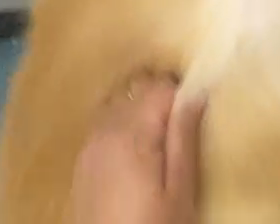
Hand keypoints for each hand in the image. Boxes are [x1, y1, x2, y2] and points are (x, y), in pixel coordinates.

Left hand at [71, 73, 206, 223]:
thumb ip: (184, 139)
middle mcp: (104, 128)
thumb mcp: (180, 193)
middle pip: (136, 89)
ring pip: (118, 103)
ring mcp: (88, 145)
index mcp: (131, 131)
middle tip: (183, 128)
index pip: (160, 86)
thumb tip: (196, 93)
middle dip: (161, 99)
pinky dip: (121, 126)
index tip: (198, 113)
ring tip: (160, 141)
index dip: (182, 94)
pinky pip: (103, 124)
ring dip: (140, 110)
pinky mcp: (81, 163)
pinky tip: (134, 154)